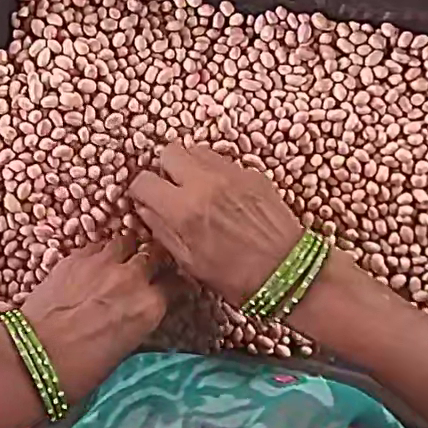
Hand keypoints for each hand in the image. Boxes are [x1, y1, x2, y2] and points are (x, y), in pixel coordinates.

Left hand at [18, 238, 170, 400]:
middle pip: (155, 255)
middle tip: (148, 270)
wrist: (33, 357)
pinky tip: (95, 264)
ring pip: (126, 241)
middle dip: (154, 261)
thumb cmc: (81, 370)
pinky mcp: (75, 257)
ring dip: (128, 251)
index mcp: (149, 306)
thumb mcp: (125, 350)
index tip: (171, 287)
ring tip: (122, 261)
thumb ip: (140, 323)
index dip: (175, 284)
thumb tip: (145, 315)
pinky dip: (101, 253)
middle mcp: (132, 277)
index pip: (177, 284)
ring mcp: (102, 262)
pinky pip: (97, 245)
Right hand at [129, 144, 304, 307]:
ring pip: (196, 150)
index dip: (140, 190)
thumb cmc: (236, 276)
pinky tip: (222, 194)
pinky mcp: (252, 173)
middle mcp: (205, 183)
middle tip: (170, 189)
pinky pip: (223, 160)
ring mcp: (231, 174)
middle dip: (165, 169)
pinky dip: (215, 172)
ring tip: (196, 189)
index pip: (144, 181)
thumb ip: (161, 229)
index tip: (145, 198)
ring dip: (190, 166)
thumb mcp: (188, 261)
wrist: (287, 272)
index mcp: (184, 210)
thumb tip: (145, 208)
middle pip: (169, 152)